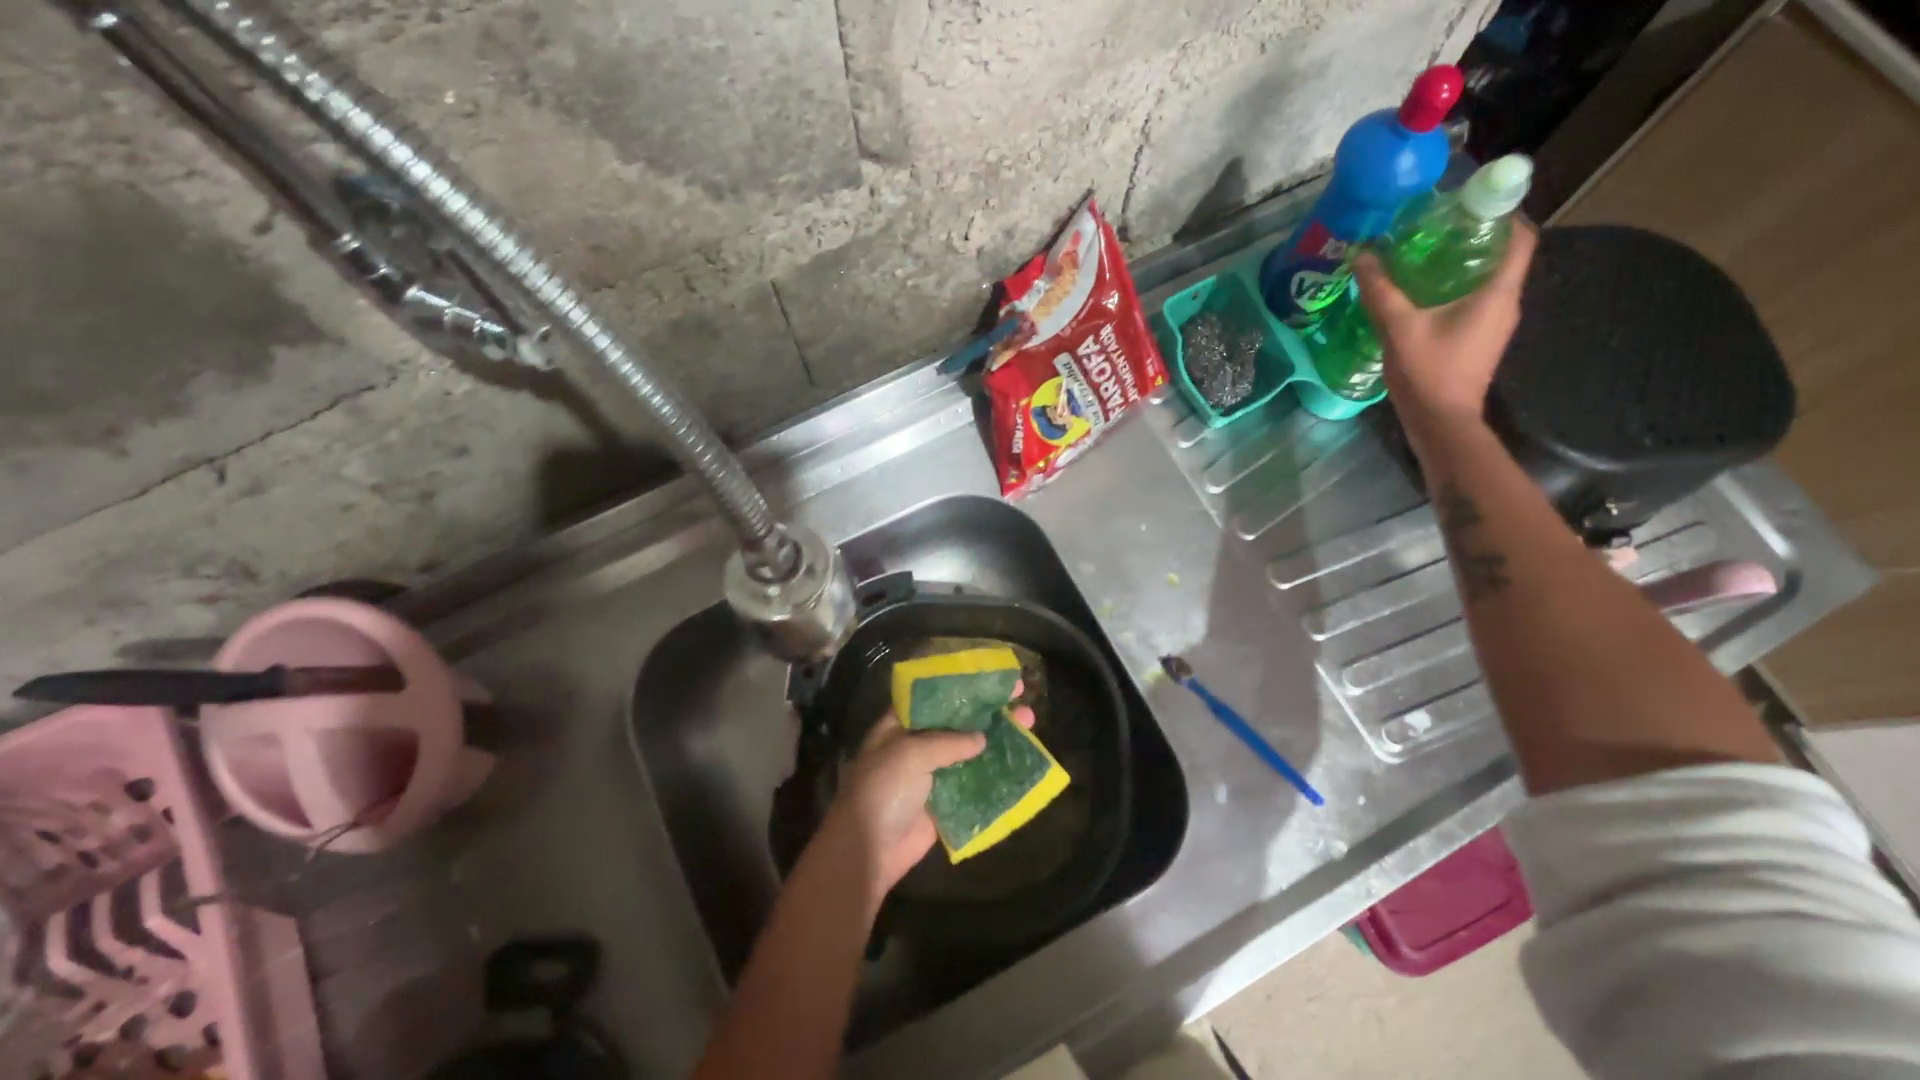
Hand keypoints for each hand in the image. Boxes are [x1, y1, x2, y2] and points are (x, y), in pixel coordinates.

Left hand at [824, 700, 1036, 903]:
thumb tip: (981, 739)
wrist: (869, 849)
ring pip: (969, 752)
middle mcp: (916, 745)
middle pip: (957, 722)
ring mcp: (931, 774)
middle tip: (1020, 697)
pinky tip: (1020, 762)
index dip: (963, 687)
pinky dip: (994, 774)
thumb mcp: (911, 754)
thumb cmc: (883, 790)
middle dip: (988, 711)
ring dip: (997, 740)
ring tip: (1030, 724)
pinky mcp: (944, 802)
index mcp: (899, 724)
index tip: (993, 679)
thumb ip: (948, 741)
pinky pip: (972, 783)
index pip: (934, 697)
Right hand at [1353, 223, 1537, 443]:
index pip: (1520, 238)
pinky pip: (1477, 299)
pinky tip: (1425, 289)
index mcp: (1498, 293)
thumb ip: (1381, 290)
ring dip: (1464, 263)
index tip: (1472, 203)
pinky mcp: (1481, 339)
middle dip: (1475, 236)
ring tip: (1427, 252)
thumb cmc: (1429, 372)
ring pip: (1488, 279)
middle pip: (1503, 255)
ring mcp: (1496, 324)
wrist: (1441, 423)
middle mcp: (1506, 303)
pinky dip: (1457, 286)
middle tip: (1439, 224)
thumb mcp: (1399, 327)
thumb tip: (1362, 254)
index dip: (1504, 213)